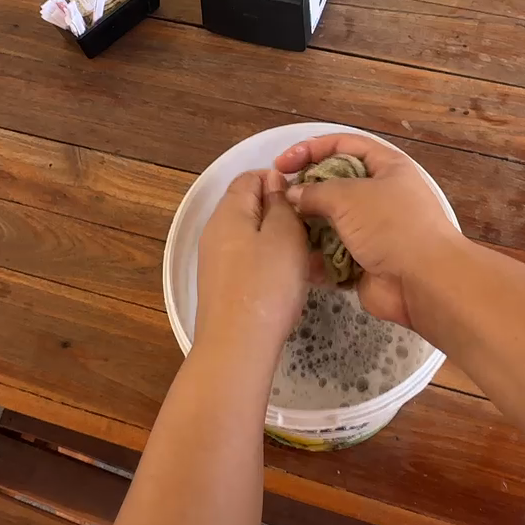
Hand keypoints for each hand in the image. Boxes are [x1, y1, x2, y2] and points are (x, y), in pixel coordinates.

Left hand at [194, 169, 309, 357]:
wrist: (237, 348)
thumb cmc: (266, 284)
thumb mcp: (285, 234)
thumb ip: (280, 202)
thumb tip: (273, 180)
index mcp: (228, 211)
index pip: (250, 177)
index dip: (279, 180)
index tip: (305, 200)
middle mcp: (215, 230)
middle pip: (249, 205)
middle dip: (280, 211)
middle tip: (310, 229)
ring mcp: (216, 260)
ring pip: (250, 235)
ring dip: (277, 239)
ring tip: (305, 256)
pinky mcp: (221, 285)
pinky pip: (247, 259)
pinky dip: (267, 262)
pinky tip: (287, 280)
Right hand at [278, 134, 467, 329]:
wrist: (424, 282)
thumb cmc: (390, 226)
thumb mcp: (349, 196)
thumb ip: (315, 191)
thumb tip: (294, 194)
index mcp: (385, 167)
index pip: (342, 145)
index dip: (310, 148)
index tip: (281, 163)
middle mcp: (379, 194)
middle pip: (334, 183)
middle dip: (306, 189)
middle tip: (279, 196)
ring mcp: (372, 229)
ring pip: (330, 220)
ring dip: (308, 225)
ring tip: (282, 227)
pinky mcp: (364, 260)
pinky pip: (332, 253)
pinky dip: (315, 255)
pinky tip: (294, 256)